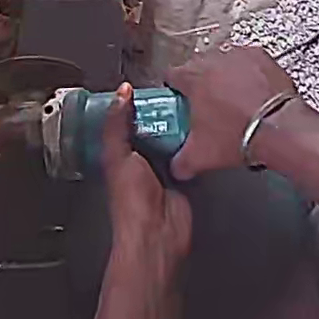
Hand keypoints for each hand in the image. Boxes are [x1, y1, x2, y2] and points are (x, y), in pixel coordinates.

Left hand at [102, 84, 191, 273]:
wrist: (158, 233)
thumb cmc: (131, 203)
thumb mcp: (117, 156)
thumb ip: (117, 125)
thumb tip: (121, 93)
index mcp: (119, 154)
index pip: (125, 121)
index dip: (133, 103)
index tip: (145, 85)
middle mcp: (141, 158)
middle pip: (152, 126)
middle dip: (161, 112)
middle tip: (173, 92)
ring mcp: (163, 166)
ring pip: (172, 136)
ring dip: (179, 125)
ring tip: (189, 104)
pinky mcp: (184, 173)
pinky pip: (190, 150)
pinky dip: (194, 140)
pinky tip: (201, 128)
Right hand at [167, 46, 299, 180]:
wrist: (278, 129)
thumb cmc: (239, 135)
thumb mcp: (200, 156)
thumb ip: (181, 161)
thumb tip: (178, 167)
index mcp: (193, 76)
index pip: (172, 75)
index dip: (173, 89)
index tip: (179, 102)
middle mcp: (214, 58)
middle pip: (198, 66)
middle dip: (200, 83)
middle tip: (206, 105)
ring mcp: (239, 54)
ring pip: (224, 62)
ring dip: (224, 76)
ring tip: (232, 100)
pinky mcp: (261, 56)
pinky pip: (247, 62)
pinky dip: (248, 73)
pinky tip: (253, 92)